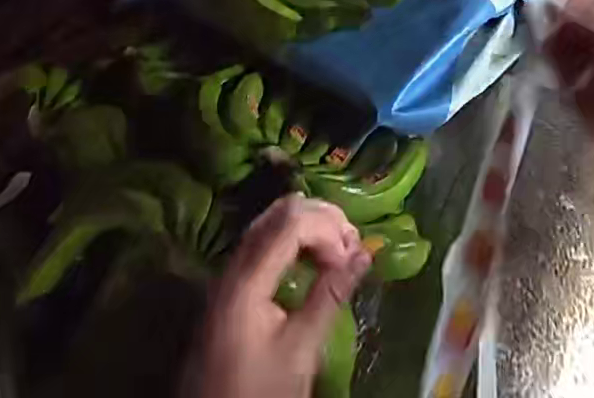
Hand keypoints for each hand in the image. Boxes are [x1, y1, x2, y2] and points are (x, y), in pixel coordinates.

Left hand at [189, 194, 371, 397]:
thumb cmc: (258, 395)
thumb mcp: (301, 350)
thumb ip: (331, 294)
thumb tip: (365, 253)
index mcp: (247, 282)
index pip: (292, 222)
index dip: (329, 228)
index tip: (350, 258)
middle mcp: (233, 270)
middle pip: (281, 214)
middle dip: (323, 218)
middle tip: (351, 244)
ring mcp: (228, 279)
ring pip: (272, 223)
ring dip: (310, 225)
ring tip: (338, 248)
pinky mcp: (232, 290)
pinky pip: (265, 242)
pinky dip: (295, 238)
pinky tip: (314, 258)